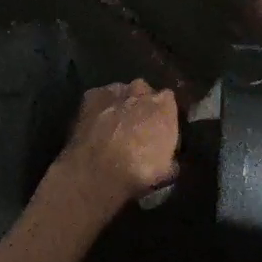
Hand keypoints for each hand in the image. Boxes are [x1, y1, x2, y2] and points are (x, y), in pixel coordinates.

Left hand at [50, 80, 178, 213]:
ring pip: (121, 93)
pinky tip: (96, 124)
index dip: (163, 115)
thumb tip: (169, 159)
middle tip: (137, 129)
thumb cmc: (139, 171)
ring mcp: (115, 91)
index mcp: (165, 104)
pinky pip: (100, 98)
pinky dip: (100, 107)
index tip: (159, 130)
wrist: (99, 170)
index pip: (168, 100)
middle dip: (142, 107)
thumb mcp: (167, 170)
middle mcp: (141, 90)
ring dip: (120, 106)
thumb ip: (170, 156)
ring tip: (114, 128)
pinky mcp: (92, 96)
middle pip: (144, 93)